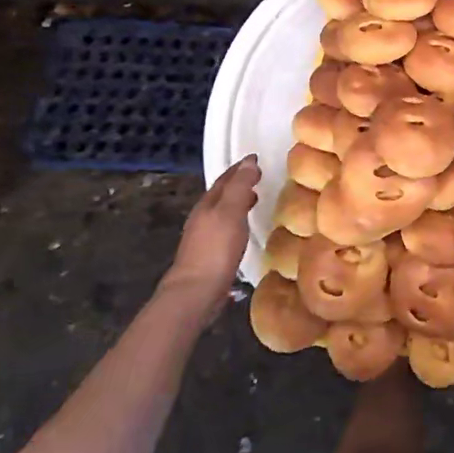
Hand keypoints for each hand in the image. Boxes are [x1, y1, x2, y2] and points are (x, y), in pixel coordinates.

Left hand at [159, 155, 260, 321]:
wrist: (195, 293)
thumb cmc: (215, 249)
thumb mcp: (231, 211)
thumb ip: (241, 186)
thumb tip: (249, 160)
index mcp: (207, 203)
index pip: (225, 178)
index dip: (240, 168)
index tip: (256, 159)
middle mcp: (202, 217)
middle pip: (221, 194)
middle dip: (238, 183)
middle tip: (258, 177)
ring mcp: (203, 237)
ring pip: (222, 211)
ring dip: (238, 202)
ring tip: (255, 200)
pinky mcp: (208, 255)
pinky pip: (225, 228)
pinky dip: (236, 221)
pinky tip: (244, 231)